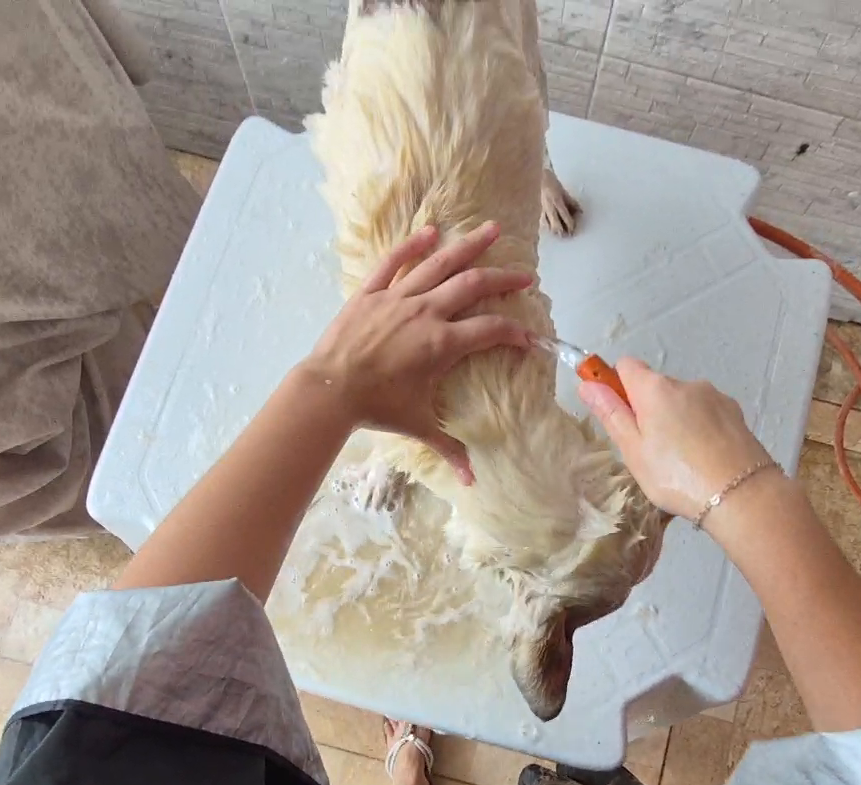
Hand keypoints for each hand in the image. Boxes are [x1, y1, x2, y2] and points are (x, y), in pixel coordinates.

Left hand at [297, 222, 532, 482]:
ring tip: (491, 229)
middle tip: (526, 274)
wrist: (329, 390)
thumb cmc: (377, 408)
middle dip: (504, 278)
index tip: (531, 338)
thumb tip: (472, 479)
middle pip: (474, 285)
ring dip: (469, 245)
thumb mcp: (418, 426)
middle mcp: (425, 312)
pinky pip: (394, 261)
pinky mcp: (371, 292)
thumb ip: (449, 447)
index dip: (516, 332)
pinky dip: (413, 245)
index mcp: (442, 344)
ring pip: (440, 263)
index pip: (491, 330)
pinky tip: (431, 232)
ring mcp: (397, 297)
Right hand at [578, 357, 775, 521]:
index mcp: (656, 389)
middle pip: (655, 386)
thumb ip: (611, 413)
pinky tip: (703, 458)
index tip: (617, 415)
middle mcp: (687, 383)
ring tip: (680, 461)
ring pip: (682, 402)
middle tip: (648, 451)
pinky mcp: (735, 413)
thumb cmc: (676, 476)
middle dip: (647, 410)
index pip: (626, 366)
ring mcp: (715, 396)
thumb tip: (587, 383)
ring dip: (675, 420)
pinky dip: (699, 429)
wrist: (741, 494)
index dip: (615, 385)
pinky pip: (705, 414)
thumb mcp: (633, 450)